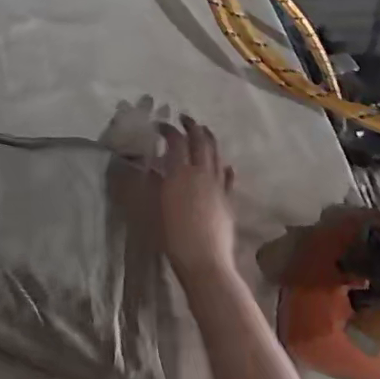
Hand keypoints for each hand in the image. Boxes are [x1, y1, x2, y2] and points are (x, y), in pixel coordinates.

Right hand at [156, 115, 237, 282]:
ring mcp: (218, 185)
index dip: (167, 129)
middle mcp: (201, 172)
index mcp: (180, 172)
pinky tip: (224, 165)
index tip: (159, 125)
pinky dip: (224, 166)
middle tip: (184, 118)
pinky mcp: (228, 200)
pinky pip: (228, 177)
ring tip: (202, 132)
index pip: (175, 141)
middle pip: (200, 141)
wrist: (204, 261)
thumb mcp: (154, 206)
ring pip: (216, 154)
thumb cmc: (172, 234)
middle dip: (192, 126)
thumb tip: (151, 168)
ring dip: (208, 139)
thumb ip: (154, 183)